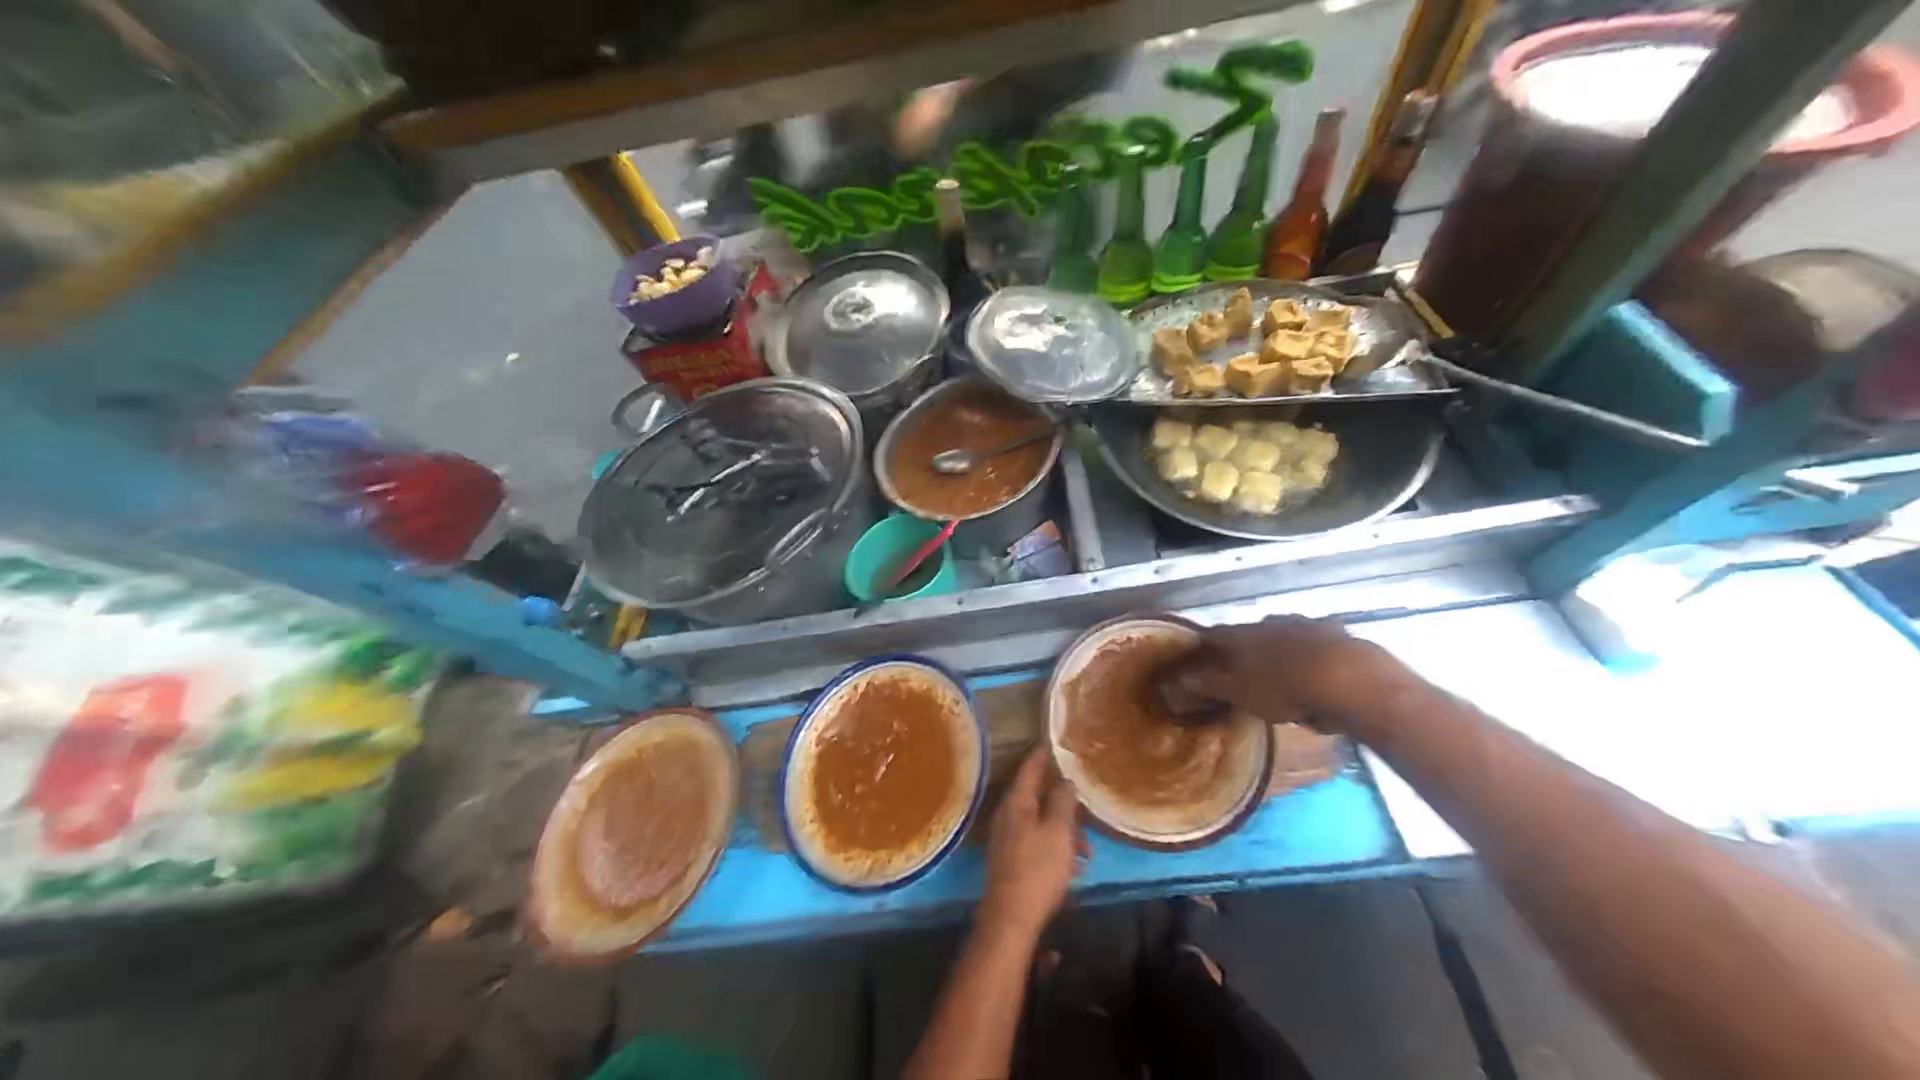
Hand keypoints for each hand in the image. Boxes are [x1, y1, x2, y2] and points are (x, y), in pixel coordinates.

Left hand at [978, 746, 1085, 940]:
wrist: (1011, 918)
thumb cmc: (1039, 868)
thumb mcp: (1059, 831)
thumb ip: (1063, 801)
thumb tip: (1065, 780)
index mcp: (1017, 801)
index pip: (1030, 767)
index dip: (1045, 753)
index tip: (1057, 741)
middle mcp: (1008, 814)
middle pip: (1037, 795)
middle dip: (1063, 799)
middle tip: (1085, 799)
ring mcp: (1007, 837)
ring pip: (1040, 821)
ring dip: (1064, 830)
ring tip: (1087, 849)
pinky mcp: (1011, 859)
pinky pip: (1037, 841)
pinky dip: (1056, 847)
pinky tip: (1075, 866)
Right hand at [1173, 616, 1427, 734]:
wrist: (1350, 680)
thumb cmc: (1284, 688)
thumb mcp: (1240, 693)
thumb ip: (1210, 684)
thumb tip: (1179, 678)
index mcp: (1243, 634)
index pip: (1214, 634)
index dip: (1204, 644)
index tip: (1197, 655)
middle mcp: (1271, 622)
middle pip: (1250, 633)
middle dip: (1245, 647)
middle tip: (1242, 670)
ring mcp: (1306, 625)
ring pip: (1284, 635)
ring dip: (1280, 649)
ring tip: (1281, 674)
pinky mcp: (1338, 635)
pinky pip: (1316, 644)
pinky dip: (1312, 656)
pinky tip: (1318, 673)